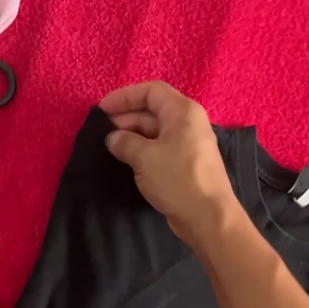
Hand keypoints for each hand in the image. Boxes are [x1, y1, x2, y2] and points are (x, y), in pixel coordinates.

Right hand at [99, 81, 243, 244]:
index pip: (151, 91)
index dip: (125, 97)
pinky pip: (160, 148)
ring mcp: (188, 144)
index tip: (102, 110)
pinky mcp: (186, 164)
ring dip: (133, 135)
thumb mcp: (145, 157)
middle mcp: (188, 122)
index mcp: (182, 111)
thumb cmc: (177, 179)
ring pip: (156, 131)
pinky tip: (127, 161)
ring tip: (111, 147)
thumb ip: (125, 142)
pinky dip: (142, 150)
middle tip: (102, 131)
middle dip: (126, 117)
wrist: (207, 216)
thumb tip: (113, 138)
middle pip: (153, 110)